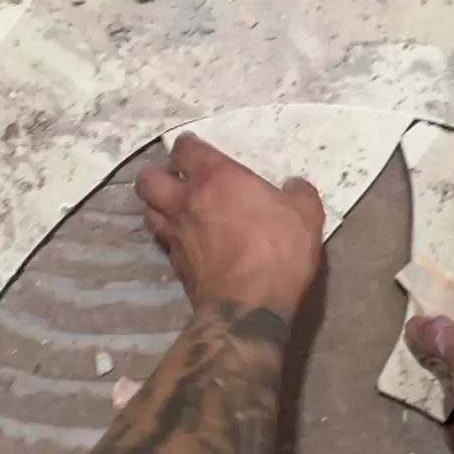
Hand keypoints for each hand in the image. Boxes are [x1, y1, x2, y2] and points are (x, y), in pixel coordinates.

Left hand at [135, 133, 324, 316]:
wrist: (248, 307)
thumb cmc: (277, 252)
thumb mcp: (306, 216)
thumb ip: (299, 193)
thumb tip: (294, 185)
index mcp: (216, 179)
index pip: (186, 150)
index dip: (188, 146)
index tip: (194, 147)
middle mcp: (186, 202)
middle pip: (149, 179)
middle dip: (159, 175)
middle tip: (178, 179)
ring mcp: (175, 234)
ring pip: (148, 210)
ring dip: (157, 205)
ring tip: (175, 208)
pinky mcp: (174, 264)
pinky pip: (162, 240)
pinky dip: (168, 235)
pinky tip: (184, 240)